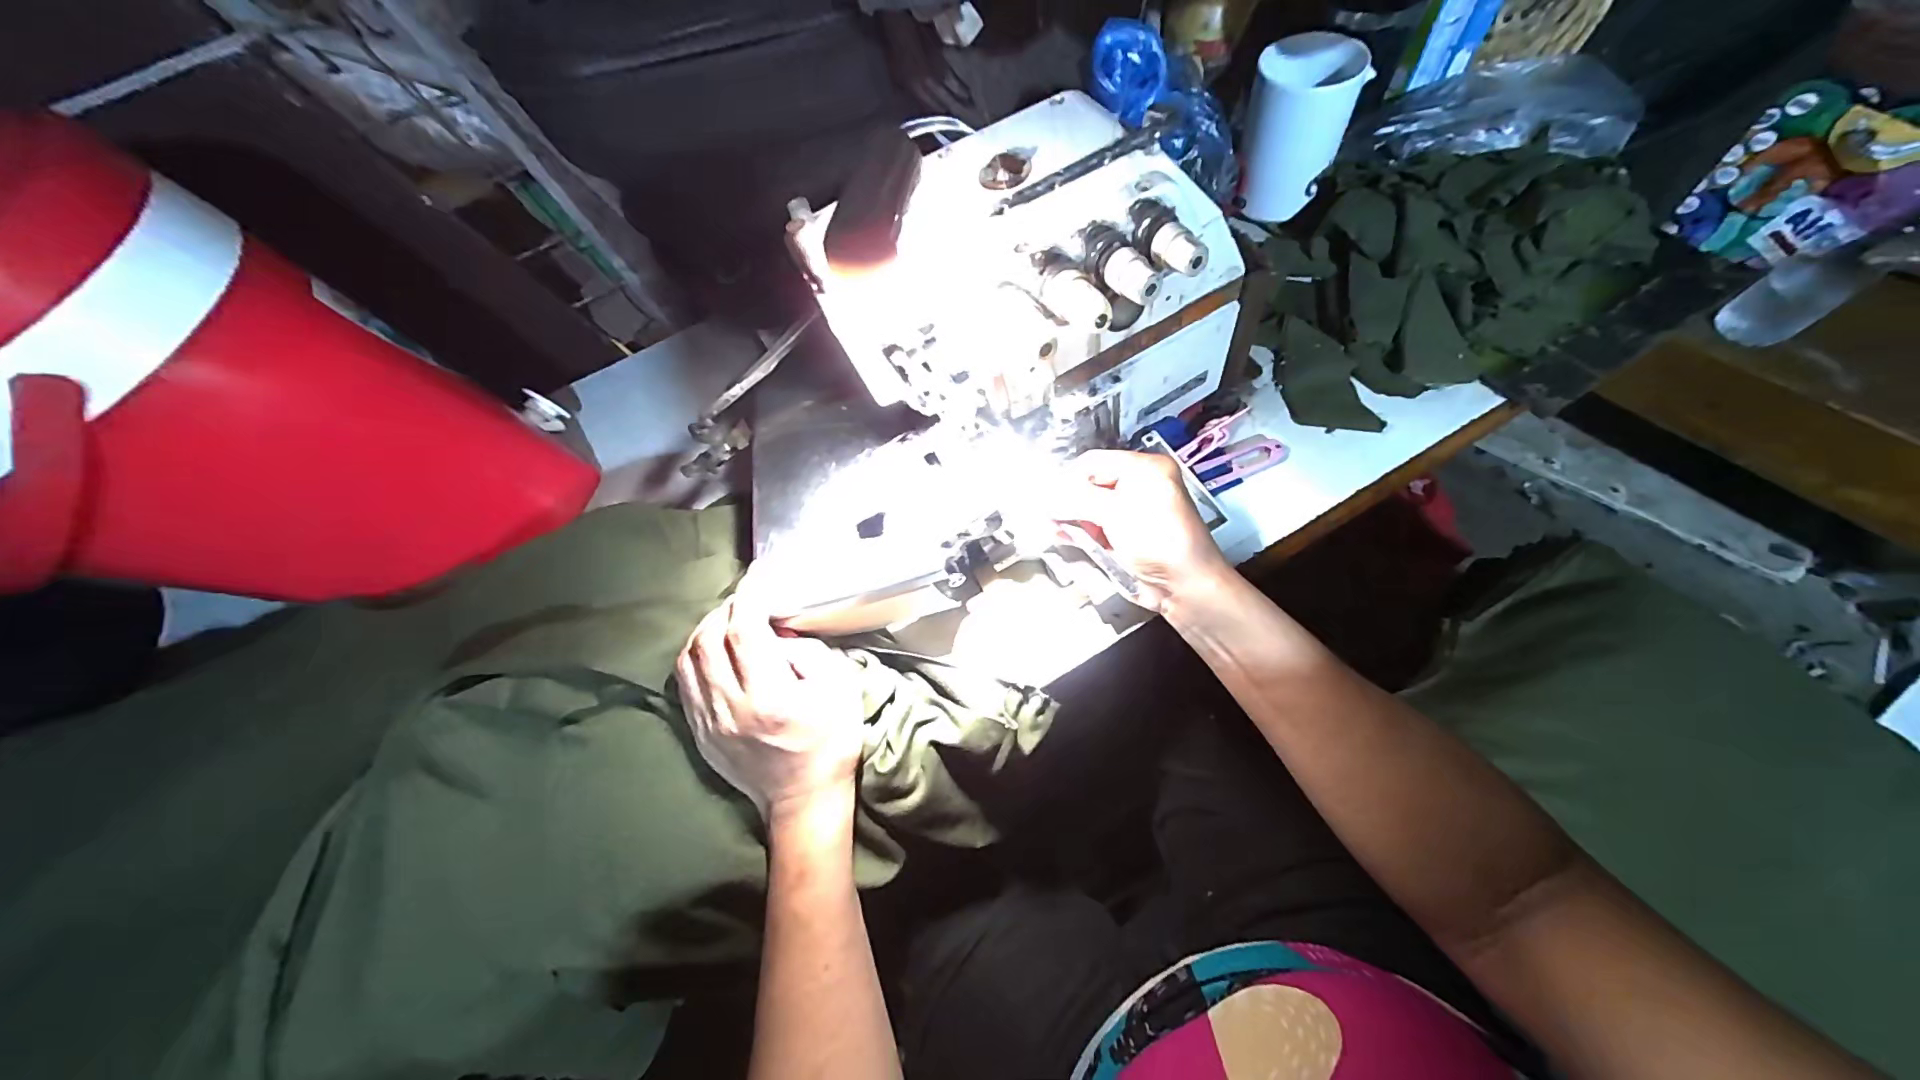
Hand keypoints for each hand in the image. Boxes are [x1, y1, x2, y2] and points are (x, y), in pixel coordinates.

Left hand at [676, 592, 868, 826]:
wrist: (804, 801)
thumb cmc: (831, 744)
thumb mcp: (839, 690)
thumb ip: (808, 652)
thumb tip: (778, 632)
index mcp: (769, 698)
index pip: (744, 631)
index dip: (749, 597)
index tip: (758, 578)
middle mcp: (730, 708)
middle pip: (708, 639)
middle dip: (726, 610)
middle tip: (746, 601)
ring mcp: (709, 723)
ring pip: (688, 659)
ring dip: (705, 630)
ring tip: (728, 622)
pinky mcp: (700, 734)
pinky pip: (684, 683)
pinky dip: (696, 656)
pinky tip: (715, 651)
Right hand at [1050, 449, 1234, 614]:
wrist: (1184, 586)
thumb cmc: (1162, 543)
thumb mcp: (1114, 513)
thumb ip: (1076, 500)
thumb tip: (1047, 496)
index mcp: (1146, 468)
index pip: (1094, 462)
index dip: (1068, 478)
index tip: (1046, 495)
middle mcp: (1140, 486)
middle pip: (1089, 485)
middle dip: (1067, 500)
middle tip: (1047, 512)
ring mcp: (1132, 513)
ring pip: (1089, 508)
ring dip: (1070, 517)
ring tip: (1054, 526)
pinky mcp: (1126, 536)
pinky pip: (1096, 527)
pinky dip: (1079, 531)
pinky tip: (1063, 535)